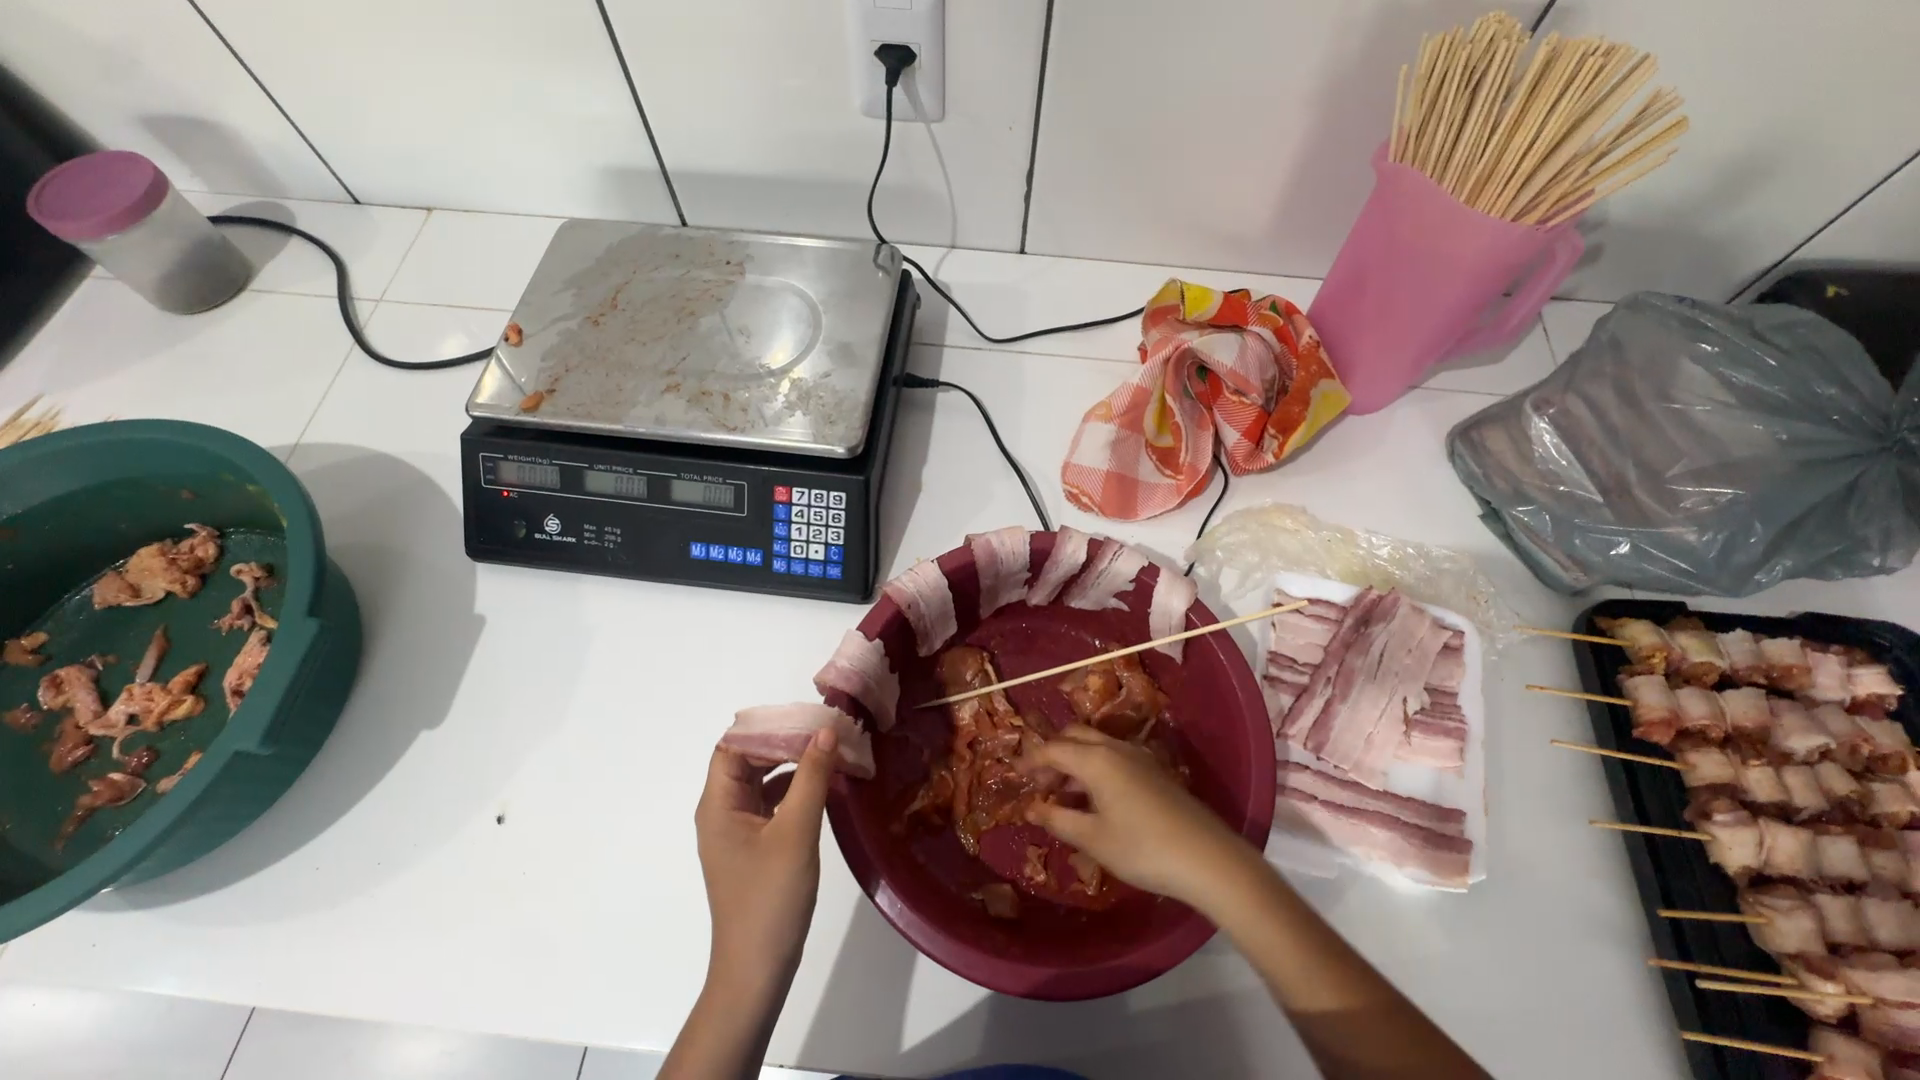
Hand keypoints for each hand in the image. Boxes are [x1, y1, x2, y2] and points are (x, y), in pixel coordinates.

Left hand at [694, 728, 836, 994]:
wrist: (756, 969)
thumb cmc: (770, 898)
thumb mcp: (796, 833)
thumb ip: (812, 778)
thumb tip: (825, 731)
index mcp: (718, 804)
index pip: (734, 746)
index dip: (767, 728)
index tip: (808, 719)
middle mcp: (722, 812)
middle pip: (749, 760)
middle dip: (787, 743)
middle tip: (829, 733)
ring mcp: (738, 832)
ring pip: (764, 783)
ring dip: (796, 767)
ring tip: (835, 754)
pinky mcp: (754, 849)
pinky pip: (774, 806)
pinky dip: (798, 792)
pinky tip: (828, 789)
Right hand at [1023, 725, 1253, 909]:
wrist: (1207, 858)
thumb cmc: (1142, 848)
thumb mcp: (1093, 838)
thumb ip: (1057, 819)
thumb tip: (1031, 808)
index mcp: (1096, 759)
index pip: (1052, 749)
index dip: (1030, 761)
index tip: (1014, 776)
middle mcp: (1116, 749)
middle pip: (1074, 736)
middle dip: (1052, 755)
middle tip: (1039, 785)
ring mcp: (1139, 758)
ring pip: (1095, 746)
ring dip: (1073, 763)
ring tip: (1062, 798)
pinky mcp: (1154, 772)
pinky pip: (1113, 759)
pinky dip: (1094, 770)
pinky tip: (1094, 802)